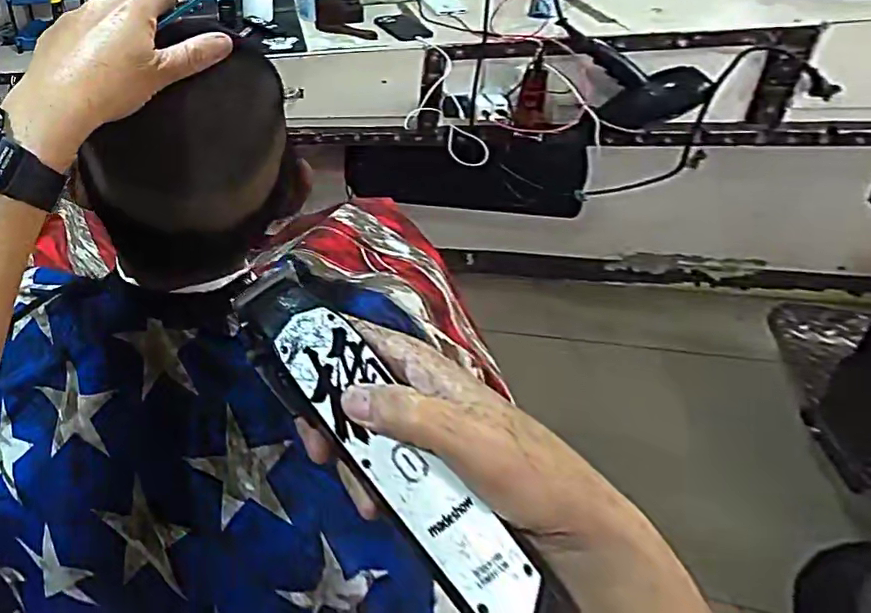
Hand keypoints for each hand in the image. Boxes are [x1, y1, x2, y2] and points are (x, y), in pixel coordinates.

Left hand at [2, 0, 230, 170]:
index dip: (173, 10)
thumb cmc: (105, 89)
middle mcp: (103, 4)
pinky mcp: (56, 32)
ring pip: (104, 16)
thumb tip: (220, 42)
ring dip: (112, 32)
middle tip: (145, 57)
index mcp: (134, 9)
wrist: (54, 106)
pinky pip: (79, 30)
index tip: (174, 28)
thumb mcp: (159, 74)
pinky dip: (86, 43)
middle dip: (142, 24)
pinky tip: (88, 69)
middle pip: (133, 4)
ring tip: (114, 67)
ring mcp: (76, 16)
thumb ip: (193, 55)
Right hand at [295, 320, 708, 612]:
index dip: (327, 344)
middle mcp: (416, 393)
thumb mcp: (467, 439)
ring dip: (353, 461)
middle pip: (354, 388)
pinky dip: (373, 484)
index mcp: (425, 369)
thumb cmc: (528, 471)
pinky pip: (384, 467)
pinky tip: (377, 506)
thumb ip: (409, 413)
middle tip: (318, 446)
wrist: (576, 533)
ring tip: (362, 495)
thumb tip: (348, 394)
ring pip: (365, 432)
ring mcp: (420, 431)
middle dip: (332, 418)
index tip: (295, 368)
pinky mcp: (426, 468)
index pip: (365, 337)